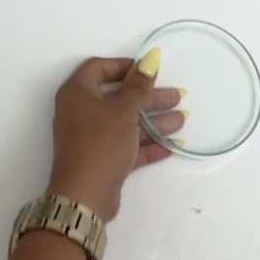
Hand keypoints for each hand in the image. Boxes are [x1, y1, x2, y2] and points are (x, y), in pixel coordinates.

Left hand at [46, 54, 185, 219]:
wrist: (83, 199)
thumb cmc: (100, 143)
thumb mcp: (124, 110)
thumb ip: (139, 85)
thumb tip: (150, 60)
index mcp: (77, 92)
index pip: (99, 68)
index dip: (125, 66)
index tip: (148, 71)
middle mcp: (81, 112)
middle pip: (119, 97)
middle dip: (149, 97)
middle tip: (177, 96)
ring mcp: (91, 138)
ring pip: (126, 123)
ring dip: (153, 122)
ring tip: (182, 121)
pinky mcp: (102, 160)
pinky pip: (126, 146)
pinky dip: (146, 145)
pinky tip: (170, 146)